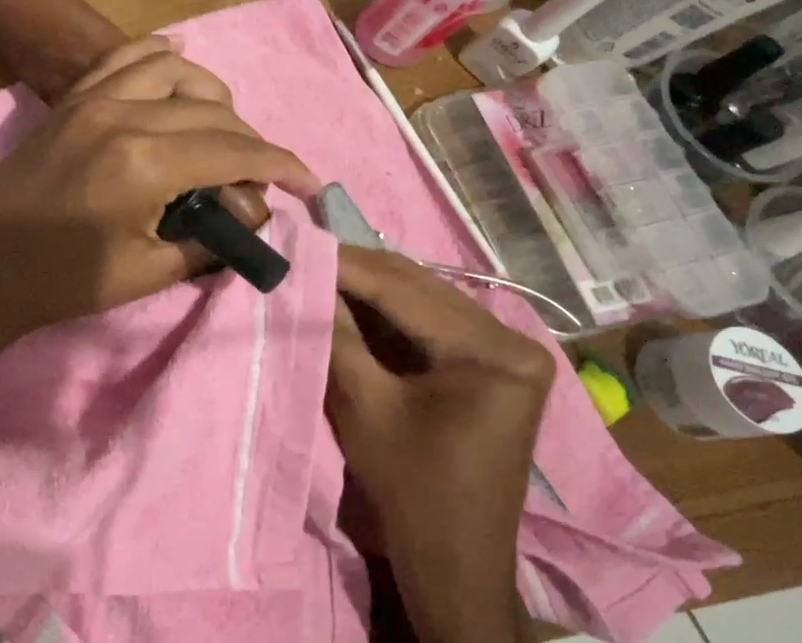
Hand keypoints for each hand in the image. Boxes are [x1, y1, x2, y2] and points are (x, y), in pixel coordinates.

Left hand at [0, 37, 316, 339]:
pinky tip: (179, 59)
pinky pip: (121, 59)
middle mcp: (121, 115)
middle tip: (260, 177)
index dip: (281, 165)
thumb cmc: (62, 282)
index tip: (309, 184)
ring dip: (209, 94)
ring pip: (172, 69)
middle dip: (249, 141)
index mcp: (144, 163)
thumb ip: (210, 237)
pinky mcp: (68, 101)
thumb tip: (252, 212)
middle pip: (211, 110)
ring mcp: (90, 100)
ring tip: (222, 129)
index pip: (234, 150)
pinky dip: (157, 55)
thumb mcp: (148, 271)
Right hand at [326, 248, 552, 641]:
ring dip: (366, 287)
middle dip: (354, 271)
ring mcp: (504, 352)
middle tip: (296, 255)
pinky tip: (344, 301)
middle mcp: (510, 340)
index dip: (343, 265)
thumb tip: (297, 275)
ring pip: (420, 298)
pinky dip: (384, 312)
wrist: (453, 557)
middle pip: (418, 287)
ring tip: (312, 273)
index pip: (405, 289)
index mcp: (494, 351)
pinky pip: (428, 322)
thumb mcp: (363, 404)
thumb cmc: (411, 485)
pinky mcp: (488, 365)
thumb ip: (335, 333)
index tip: (290, 245)